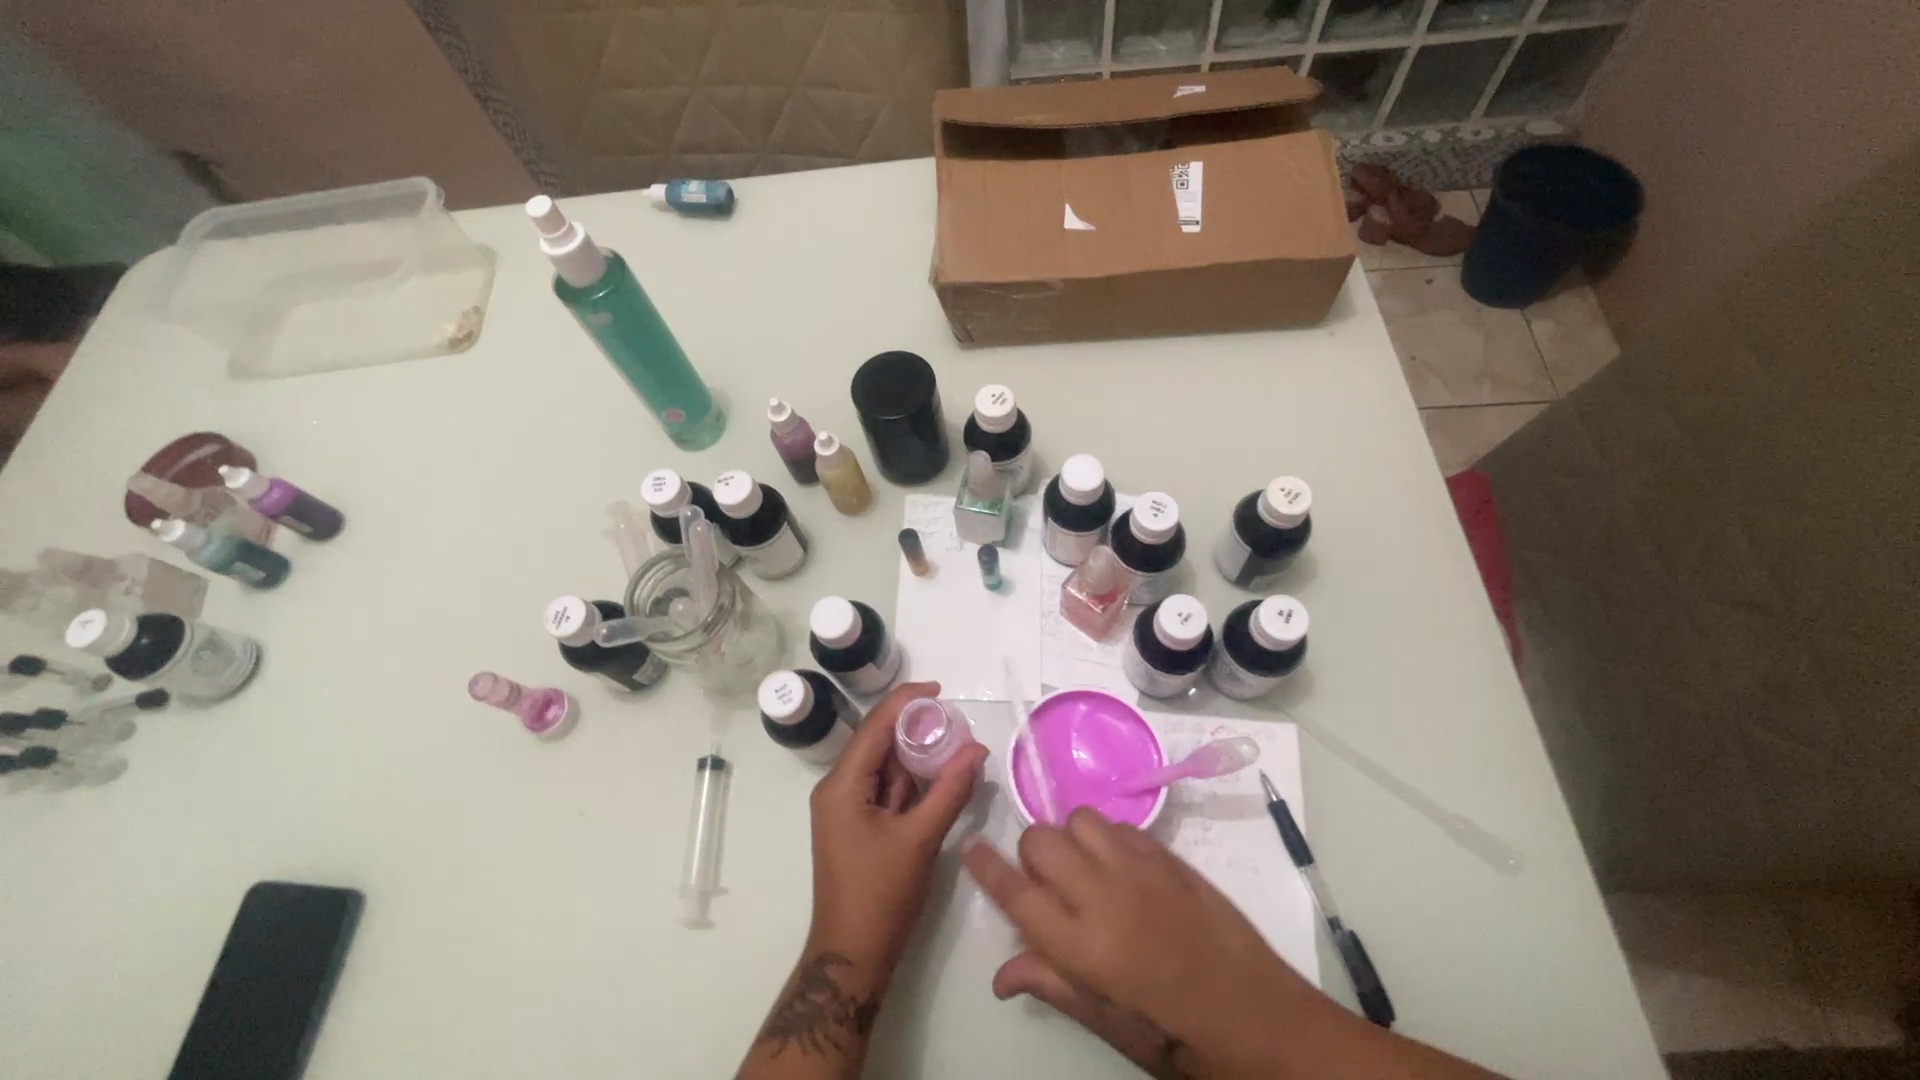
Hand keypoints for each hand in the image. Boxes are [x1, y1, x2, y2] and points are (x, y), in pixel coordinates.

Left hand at [807, 681, 988, 972]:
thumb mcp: (921, 839)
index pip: (875, 726)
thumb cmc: (881, 895)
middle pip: (879, 743)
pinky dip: (913, 783)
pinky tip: (942, 777)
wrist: (853, 955)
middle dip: (917, 730)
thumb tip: (977, 749)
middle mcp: (839, 789)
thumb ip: (950, 790)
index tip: (940, 689)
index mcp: (842, 785)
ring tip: (957, 744)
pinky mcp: (859, 826)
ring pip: (886, 768)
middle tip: (958, 722)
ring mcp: (847, 809)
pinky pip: (887, 791)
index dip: (906, 702)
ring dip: (918, 757)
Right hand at [963, 809, 1330, 1078]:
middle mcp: (1107, 897)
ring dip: (1071, 840)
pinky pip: (1120, 826)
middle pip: (1041, 841)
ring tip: (1085, 872)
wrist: (1264, 1020)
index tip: (971, 848)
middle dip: (1032, 856)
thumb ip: (1056, 986)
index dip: (987, 868)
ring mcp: (1142, 871)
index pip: (1018, 894)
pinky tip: (1121, 871)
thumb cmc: (1181, 1039)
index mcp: (1086, 948)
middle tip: (1047, 887)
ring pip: (1080, 820)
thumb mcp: (1113, 1027)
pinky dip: (1107, 839)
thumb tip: (1002, 975)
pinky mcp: (1172, 859)